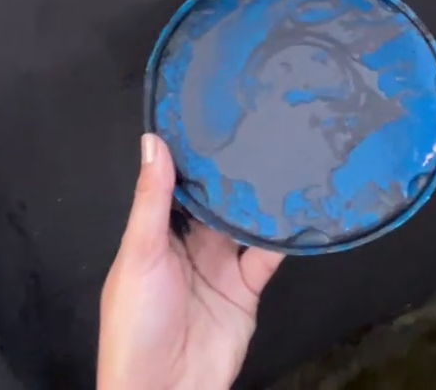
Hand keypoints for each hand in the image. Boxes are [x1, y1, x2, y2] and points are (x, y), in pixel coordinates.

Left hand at [98, 134, 283, 389]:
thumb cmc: (137, 324)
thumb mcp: (140, 256)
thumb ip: (152, 200)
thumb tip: (153, 140)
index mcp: (157, 233)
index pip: (177, 182)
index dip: (192, 151)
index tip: (213, 110)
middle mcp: (191, 243)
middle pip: (215, 198)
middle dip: (232, 168)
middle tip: (258, 121)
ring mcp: (220, 264)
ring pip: (244, 219)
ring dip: (260, 194)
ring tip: (283, 151)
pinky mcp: (247, 286)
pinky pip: (268, 253)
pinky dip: (283, 233)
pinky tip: (299, 205)